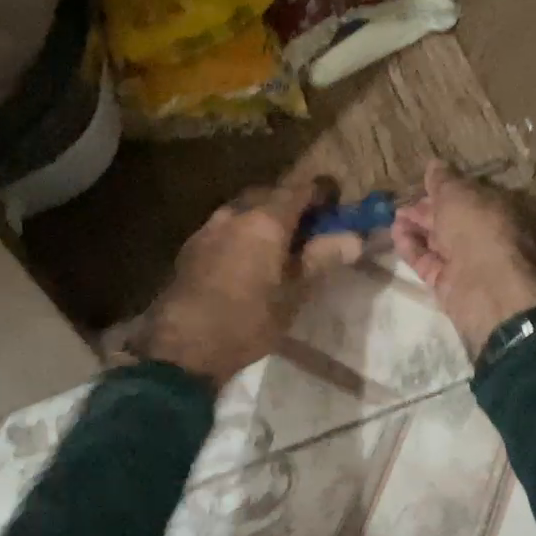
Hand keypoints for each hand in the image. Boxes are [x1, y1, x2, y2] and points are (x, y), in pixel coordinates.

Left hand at [135, 178, 361, 388]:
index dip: (322, 193)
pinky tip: (245, 261)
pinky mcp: (192, 246)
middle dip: (292, 205)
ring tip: (277, 246)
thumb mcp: (294, 295)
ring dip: (263, 218)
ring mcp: (210, 227)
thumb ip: (322, 259)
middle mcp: (236, 212)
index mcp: (266, 219)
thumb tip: (354, 238)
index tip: (336, 206)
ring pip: (244, 209)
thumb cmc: (246, 320)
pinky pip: (225, 227)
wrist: (181, 346)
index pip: (301, 189)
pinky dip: (242, 233)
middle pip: (270, 194)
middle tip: (309, 229)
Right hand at [392, 161, 535, 358]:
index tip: (425, 182)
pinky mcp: (449, 282)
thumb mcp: (458, 194)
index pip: (471, 195)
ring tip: (394, 215)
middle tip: (402, 200)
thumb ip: (443, 180)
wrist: (486, 287)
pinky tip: (395, 233)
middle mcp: (486, 234)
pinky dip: (411, 247)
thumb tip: (435, 164)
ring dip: (416, 226)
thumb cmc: (478, 227)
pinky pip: (427, 261)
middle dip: (427, 208)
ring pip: (438, 240)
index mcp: (499, 209)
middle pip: (453, 218)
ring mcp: (468, 261)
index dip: (448, 188)